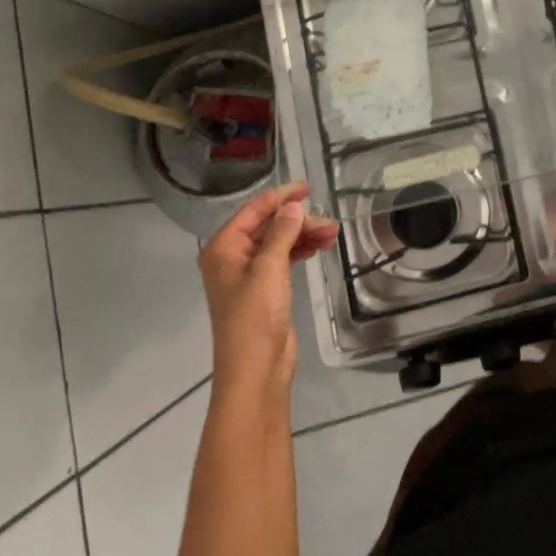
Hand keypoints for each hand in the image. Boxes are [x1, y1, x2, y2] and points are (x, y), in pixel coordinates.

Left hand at [197, 181, 339, 396]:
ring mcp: (248, 275)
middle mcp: (232, 258)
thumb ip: (282, 233)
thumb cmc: (255, 316)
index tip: (307, 187)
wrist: (255, 369)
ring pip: (278, 243)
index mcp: (223, 249)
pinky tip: (319, 248)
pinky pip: (283, 259)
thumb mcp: (269, 269)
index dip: (280, 197)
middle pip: (267, 227)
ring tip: (333, 234)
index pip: (253, 211)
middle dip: (298, 220)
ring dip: (303, 235)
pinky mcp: (265, 291)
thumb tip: (293, 206)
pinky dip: (300, 251)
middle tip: (330, 222)